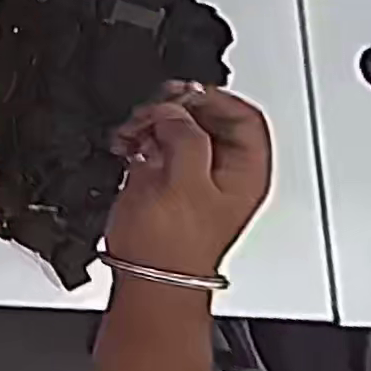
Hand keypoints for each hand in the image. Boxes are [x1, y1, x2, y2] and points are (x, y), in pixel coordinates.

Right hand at [104, 82, 271, 277]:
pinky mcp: (161, 182)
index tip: (182, 94)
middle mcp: (220, 171)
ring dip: (152, 122)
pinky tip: (126, 143)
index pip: (243, 117)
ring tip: (134, 129)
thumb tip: (175, 112)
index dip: (214, 99)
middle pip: (207, 120)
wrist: (145, 275)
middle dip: (176, 109)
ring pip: (177, 130)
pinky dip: (138, 138)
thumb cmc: (171, 246)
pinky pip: (153, 145)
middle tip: (152, 110)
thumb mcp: (186, 184)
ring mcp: (189, 176)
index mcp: (244, 171)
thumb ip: (186, 139)